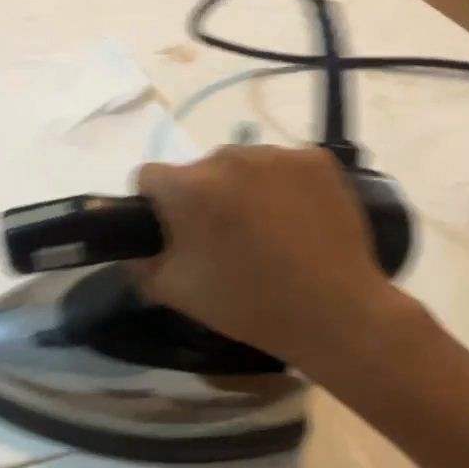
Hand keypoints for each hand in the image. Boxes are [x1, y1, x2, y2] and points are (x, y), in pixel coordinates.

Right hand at [133, 146, 407, 376]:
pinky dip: (282, 186)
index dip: (154, 204)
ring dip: (241, 189)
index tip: (172, 232)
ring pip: (242, 165)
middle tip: (221, 238)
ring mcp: (277, 155)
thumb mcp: (175, 292)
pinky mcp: (317, 160)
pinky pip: (282, 166)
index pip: (149, 176)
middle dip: (202, 197)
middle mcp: (229, 158)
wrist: (334, 312)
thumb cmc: (246, 304)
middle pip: (199, 170)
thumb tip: (134, 250)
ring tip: (263, 230)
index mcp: (189, 188)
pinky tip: (294, 218)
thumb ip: (141, 264)